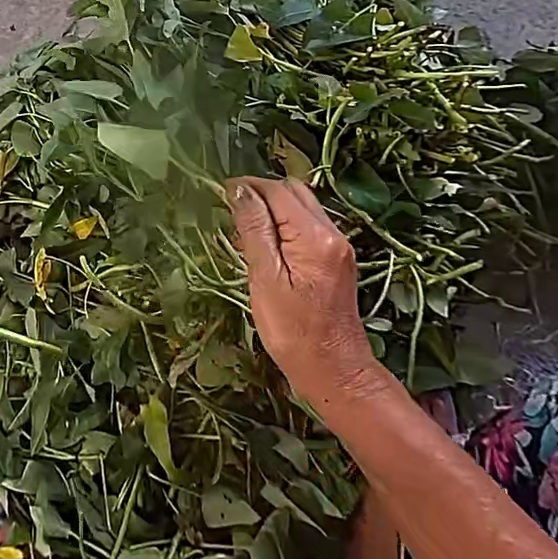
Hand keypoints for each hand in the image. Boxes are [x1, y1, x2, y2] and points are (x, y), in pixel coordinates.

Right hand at [226, 177, 381, 404]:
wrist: (335, 371)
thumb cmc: (294, 332)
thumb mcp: (266, 280)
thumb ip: (255, 230)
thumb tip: (240, 191)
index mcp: (315, 236)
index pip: (278, 191)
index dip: (248, 187)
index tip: (219, 192)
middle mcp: (332, 233)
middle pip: (294, 192)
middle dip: (260, 193)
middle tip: (229, 209)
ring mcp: (337, 246)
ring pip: (302, 206)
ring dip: (272, 208)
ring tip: (243, 226)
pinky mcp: (336, 258)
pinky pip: (307, 225)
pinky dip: (284, 224)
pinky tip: (265, 242)